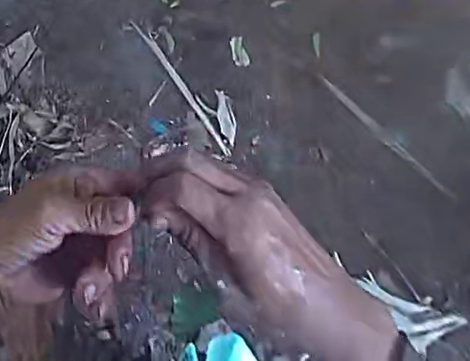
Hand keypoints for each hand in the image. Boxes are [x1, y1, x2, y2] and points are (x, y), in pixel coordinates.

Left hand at [0, 167, 141, 328]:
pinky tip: (86, 300)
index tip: (155, 211)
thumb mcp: (53, 212)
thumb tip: (130, 209)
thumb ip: (93, 211)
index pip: (116, 181)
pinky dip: (97, 291)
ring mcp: (80, 242)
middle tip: (117, 266)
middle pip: (120, 223)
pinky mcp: (76, 272)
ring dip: (105, 273)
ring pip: (112, 253)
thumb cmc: (15, 229)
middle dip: (120, 245)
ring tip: (87, 289)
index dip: (136, 193)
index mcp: (77, 183)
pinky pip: (100, 278)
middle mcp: (83, 209)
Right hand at [142, 151, 397, 360]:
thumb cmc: (281, 310)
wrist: (334, 309)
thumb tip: (158, 214)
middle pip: (190, 159)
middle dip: (157, 168)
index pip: (182, 185)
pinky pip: (220, 172)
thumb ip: (194, 241)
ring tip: (153, 191)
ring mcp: (257, 186)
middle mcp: (247, 191)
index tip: (137, 210)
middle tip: (135, 187)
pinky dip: (195, 176)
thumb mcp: (230, 286)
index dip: (152, 192)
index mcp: (238, 219)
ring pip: (205, 160)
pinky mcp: (262, 190)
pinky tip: (184, 195)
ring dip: (175, 168)